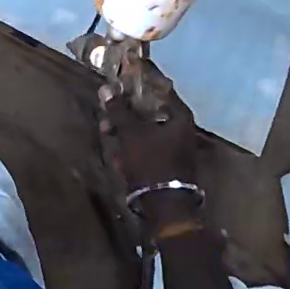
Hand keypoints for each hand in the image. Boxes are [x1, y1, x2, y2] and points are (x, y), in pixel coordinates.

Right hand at [97, 59, 200, 226]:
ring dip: (126, 133)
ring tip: (107, 135)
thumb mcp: (131, 134)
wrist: (166, 208)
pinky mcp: (168, 165)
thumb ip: (119, 111)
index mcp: (179, 116)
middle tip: (107, 117)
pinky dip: (133, 150)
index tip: (120, 80)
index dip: (138, 82)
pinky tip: (118, 159)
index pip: (159, 88)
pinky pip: (148, 149)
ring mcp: (177, 148)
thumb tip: (106, 88)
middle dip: (126, 114)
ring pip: (147, 132)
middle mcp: (182, 129)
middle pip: (150, 112)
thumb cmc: (151, 163)